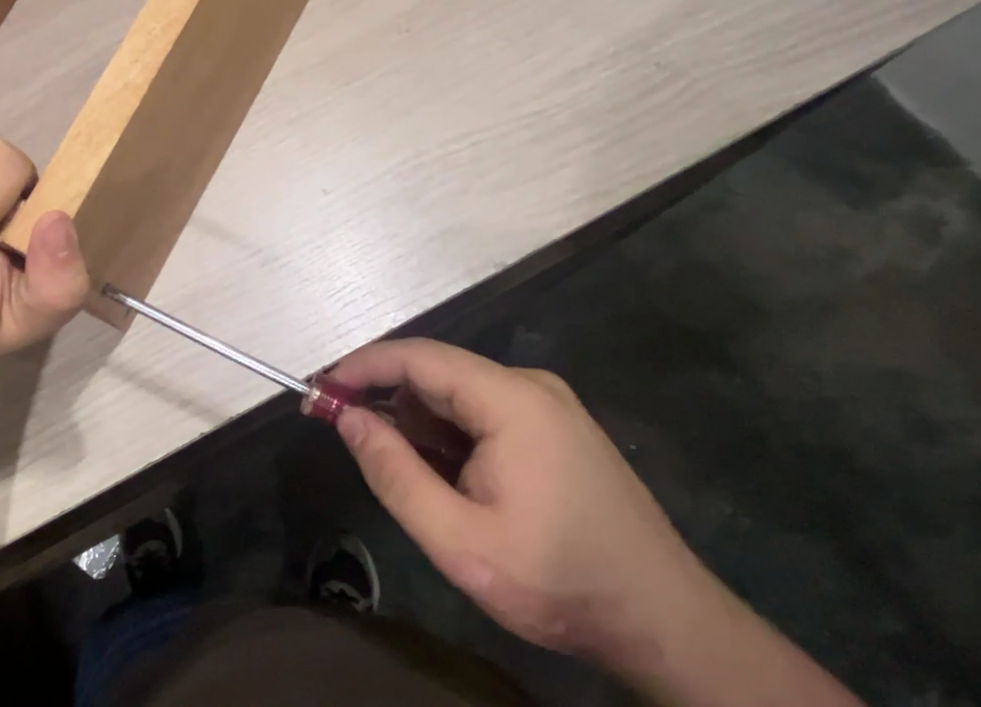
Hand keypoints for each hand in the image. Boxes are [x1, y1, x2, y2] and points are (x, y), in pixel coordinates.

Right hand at [324, 339, 712, 664]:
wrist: (664, 622)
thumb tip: (344, 417)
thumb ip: (393, 472)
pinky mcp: (557, 429)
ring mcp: (549, 407)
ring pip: (457, 396)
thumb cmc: (557, 581)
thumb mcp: (458, 539)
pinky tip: (449, 483)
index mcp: (511, 401)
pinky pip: (483, 414)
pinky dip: (449, 438)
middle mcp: (531, 387)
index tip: (315, 393)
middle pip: (435, 374)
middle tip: (348, 443)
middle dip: (385, 403)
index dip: (359, 368)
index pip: (417, 357)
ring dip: (419, 427)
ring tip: (414, 485)